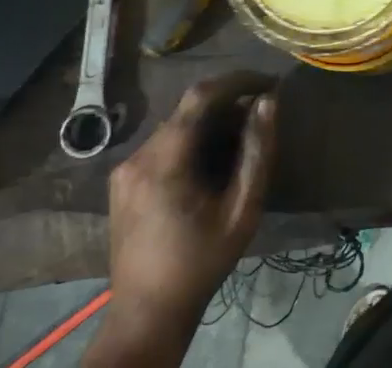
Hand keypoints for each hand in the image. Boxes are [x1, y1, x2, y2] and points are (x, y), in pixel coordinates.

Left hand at [106, 76, 277, 316]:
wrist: (147, 311)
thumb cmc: (201, 261)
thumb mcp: (242, 209)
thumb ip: (257, 152)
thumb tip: (268, 103)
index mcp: (164, 161)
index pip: (201, 96)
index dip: (238, 81)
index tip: (269, 83)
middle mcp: (137, 156)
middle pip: (188, 111)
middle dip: (228, 106)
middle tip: (262, 119)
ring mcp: (125, 169)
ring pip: (176, 126)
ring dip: (211, 125)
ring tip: (242, 144)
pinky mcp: (122, 182)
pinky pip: (163, 145)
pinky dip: (192, 142)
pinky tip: (212, 165)